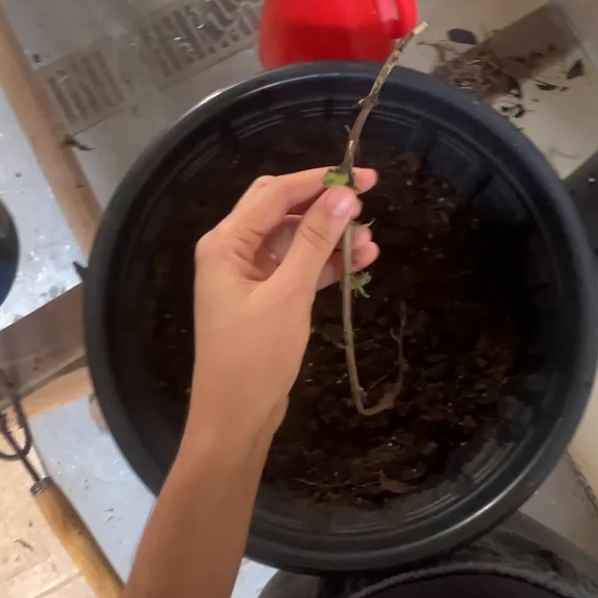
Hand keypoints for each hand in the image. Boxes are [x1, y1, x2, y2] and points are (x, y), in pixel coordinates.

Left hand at [187, 168, 378, 447]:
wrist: (235, 419)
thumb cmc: (254, 356)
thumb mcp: (288, 295)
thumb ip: (315, 242)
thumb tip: (345, 196)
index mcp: (226, 243)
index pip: (275, 194)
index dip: (320, 181)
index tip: (366, 178)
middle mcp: (234, 252)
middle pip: (283, 211)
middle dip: (325, 206)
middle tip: (369, 202)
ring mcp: (250, 276)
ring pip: (295, 241)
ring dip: (331, 239)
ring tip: (372, 245)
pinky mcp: (266, 299)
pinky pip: (299, 269)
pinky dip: (326, 265)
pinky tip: (360, 264)